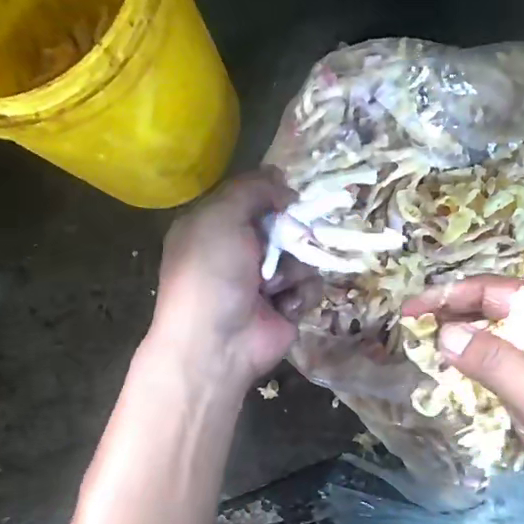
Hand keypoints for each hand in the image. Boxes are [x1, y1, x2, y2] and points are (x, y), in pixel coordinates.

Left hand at [147, 169, 316, 384]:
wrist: (218, 342)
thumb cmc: (211, 274)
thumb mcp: (221, 217)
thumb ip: (252, 190)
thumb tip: (283, 181)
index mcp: (214, 224)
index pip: (253, 197)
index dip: (274, 195)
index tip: (288, 199)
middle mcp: (240, 249)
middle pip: (286, 225)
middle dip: (292, 233)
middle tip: (292, 240)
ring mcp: (265, 279)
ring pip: (304, 256)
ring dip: (294, 268)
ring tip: (274, 285)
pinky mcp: (287, 304)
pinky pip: (311, 286)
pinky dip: (301, 294)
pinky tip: (284, 306)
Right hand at [403, 277, 523, 499]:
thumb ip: (491, 360)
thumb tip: (443, 332)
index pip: (493, 290)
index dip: (446, 296)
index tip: (408, 310)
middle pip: (498, 306)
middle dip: (455, 314)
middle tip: (412, 328)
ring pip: (506, 332)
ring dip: (470, 337)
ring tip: (429, 345)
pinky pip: (517, 355)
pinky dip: (488, 359)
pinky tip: (467, 370)